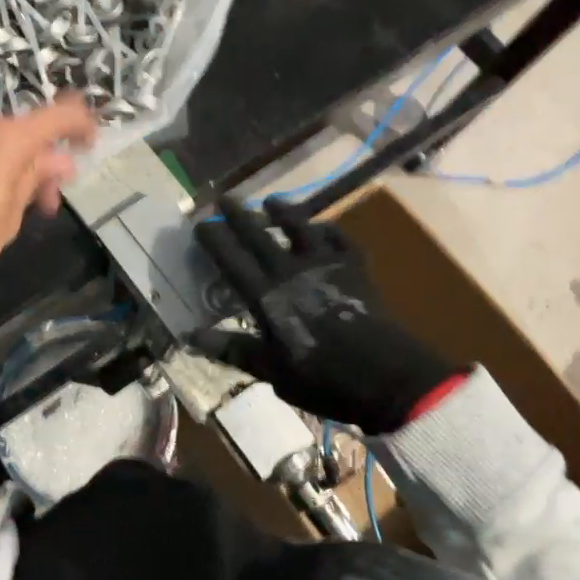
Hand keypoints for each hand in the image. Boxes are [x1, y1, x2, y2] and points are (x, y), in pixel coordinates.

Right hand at [194, 197, 458, 436]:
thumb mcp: (272, 372)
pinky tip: (322, 227)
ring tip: (272, 201)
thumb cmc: (323, 380)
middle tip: (224, 199)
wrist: (389, 378)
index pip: (233, 260)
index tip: (200, 224)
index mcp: (267, 297)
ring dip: (284, 211)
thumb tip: (191, 336)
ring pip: (301, 227)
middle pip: (260, 235)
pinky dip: (328, 229)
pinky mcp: (356, 269)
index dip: (215, 240)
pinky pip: (339, 238)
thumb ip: (234, 350)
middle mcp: (292, 272)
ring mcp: (327, 266)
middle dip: (239, 216)